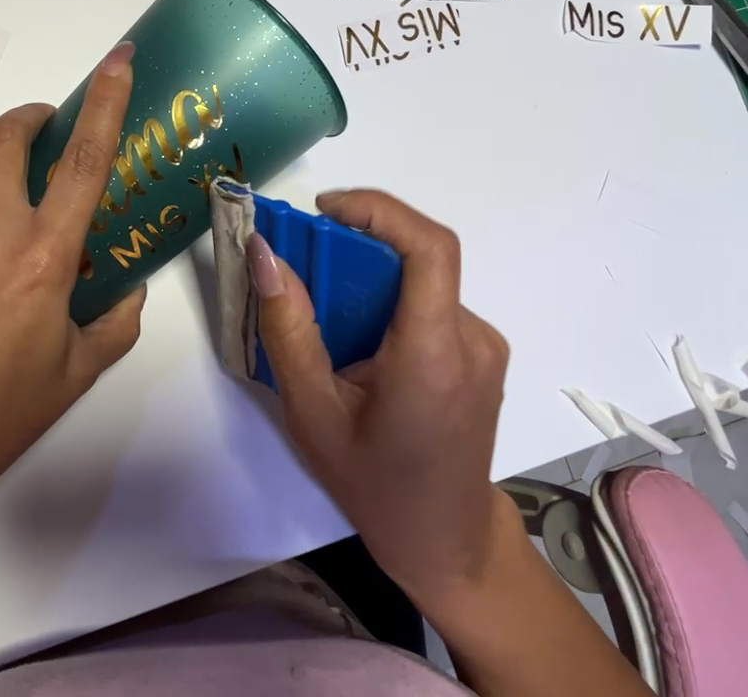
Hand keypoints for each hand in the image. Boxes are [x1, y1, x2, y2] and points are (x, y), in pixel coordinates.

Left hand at [0, 43, 146, 553]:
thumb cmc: (1, 411)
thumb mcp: (78, 371)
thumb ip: (116, 321)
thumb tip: (127, 287)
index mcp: (44, 257)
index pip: (83, 161)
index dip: (105, 102)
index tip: (117, 61)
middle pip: (5, 134)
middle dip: (29, 119)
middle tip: (42, 137)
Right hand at [249, 190, 512, 610]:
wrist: (445, 539)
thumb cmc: (374, 483)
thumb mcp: (312, 411)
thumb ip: (288, 328)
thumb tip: (264, 253)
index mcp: (436, 354)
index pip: (429, 248)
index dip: (377, 210)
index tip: (322, 209)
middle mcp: (473, 339)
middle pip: (417, 260)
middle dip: (352, 247)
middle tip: (298, 265)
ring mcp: (484, 346)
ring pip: (419, 282)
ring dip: (366, 279)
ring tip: (319, 314)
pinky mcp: (479, 354)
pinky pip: (428, 304)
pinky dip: (385, 303)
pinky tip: (355, 344)